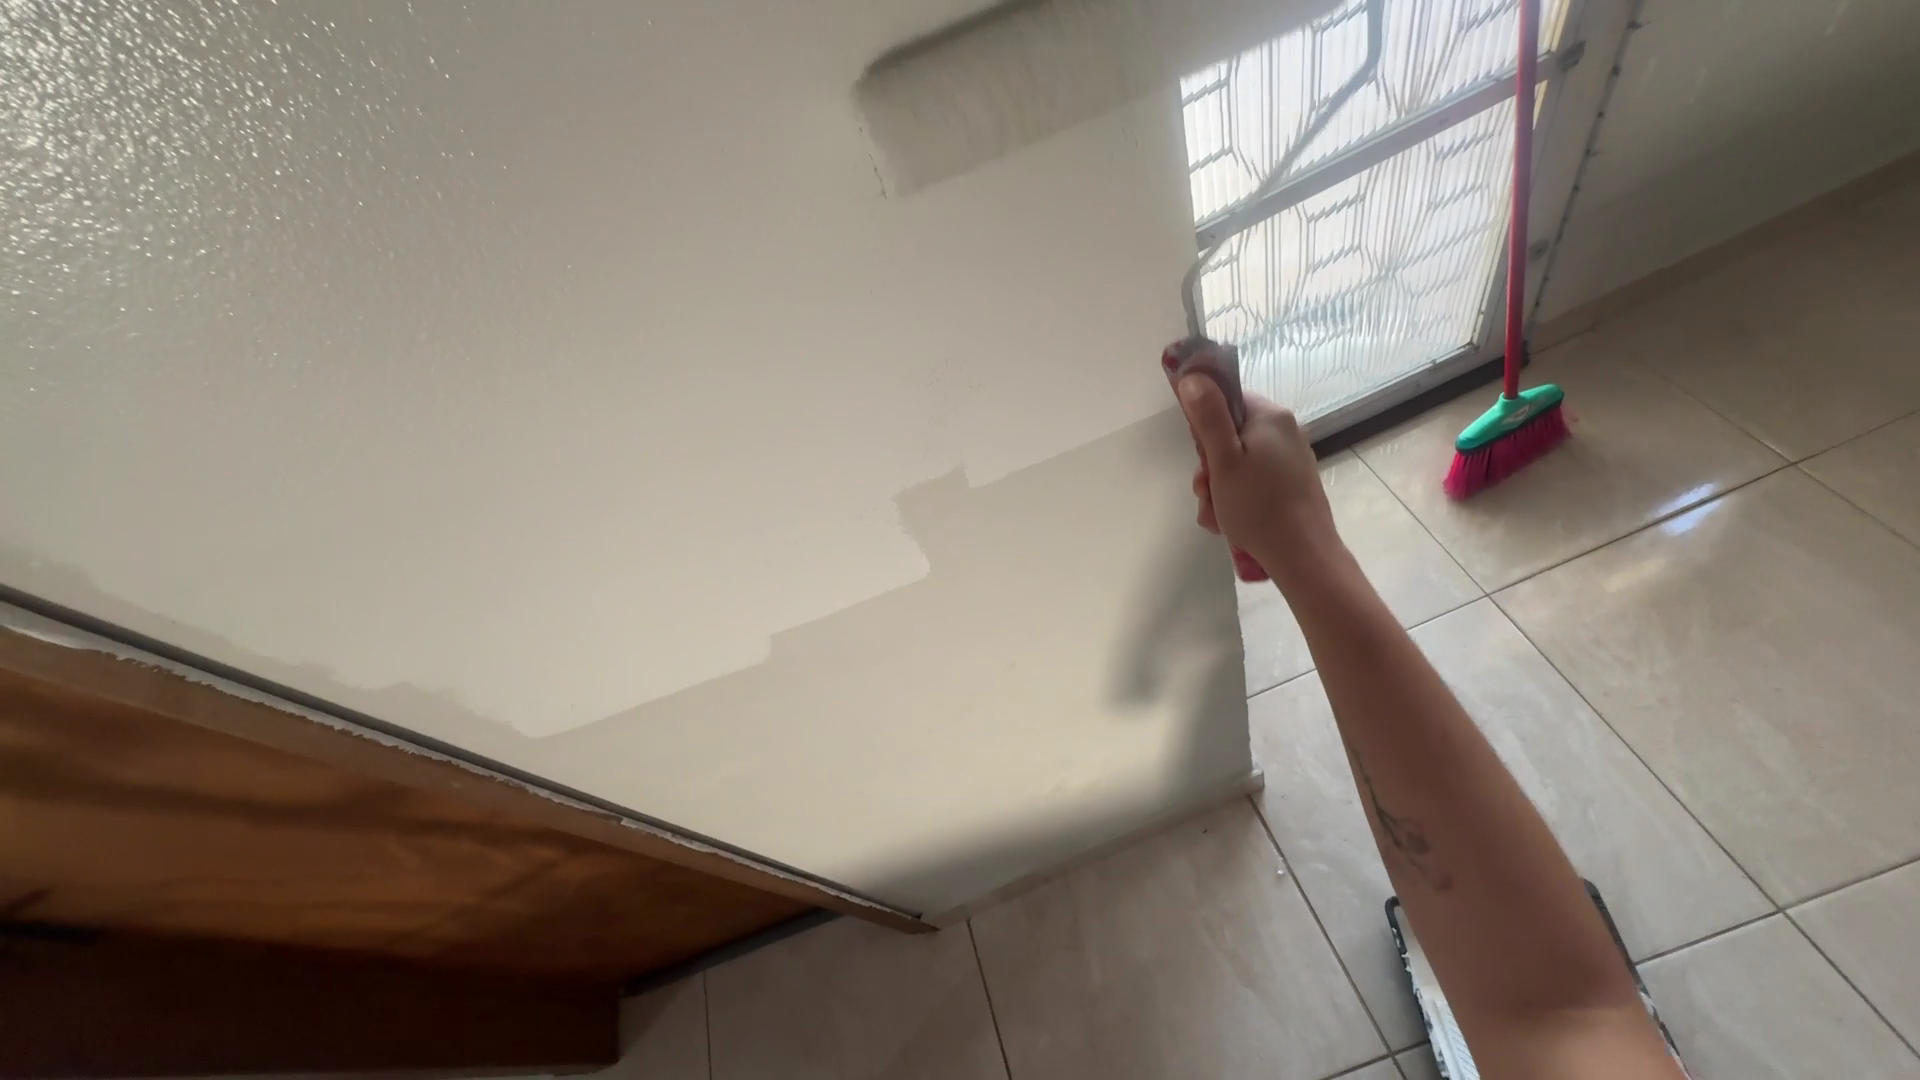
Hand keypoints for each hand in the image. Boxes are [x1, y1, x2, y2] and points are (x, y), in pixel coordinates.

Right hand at [1177, 373, 1339, 577]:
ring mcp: (1290, 459)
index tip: (1199, 453)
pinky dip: (1236, 498)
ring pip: (1238, 462)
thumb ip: (1208, 417)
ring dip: (1218, 487)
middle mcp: (1284, 431)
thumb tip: (1192, 376)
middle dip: (1209, 466)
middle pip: (1229, 434)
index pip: (1227, 399)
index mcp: (1270, 417)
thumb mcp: (1223, 461)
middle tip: (1206, 491)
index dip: (1204, 424)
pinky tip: (1230, 522)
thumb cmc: (1258, 506)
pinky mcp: (1291, 483)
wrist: (1302, 555)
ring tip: (1216, 515)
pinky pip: (1253, 481)